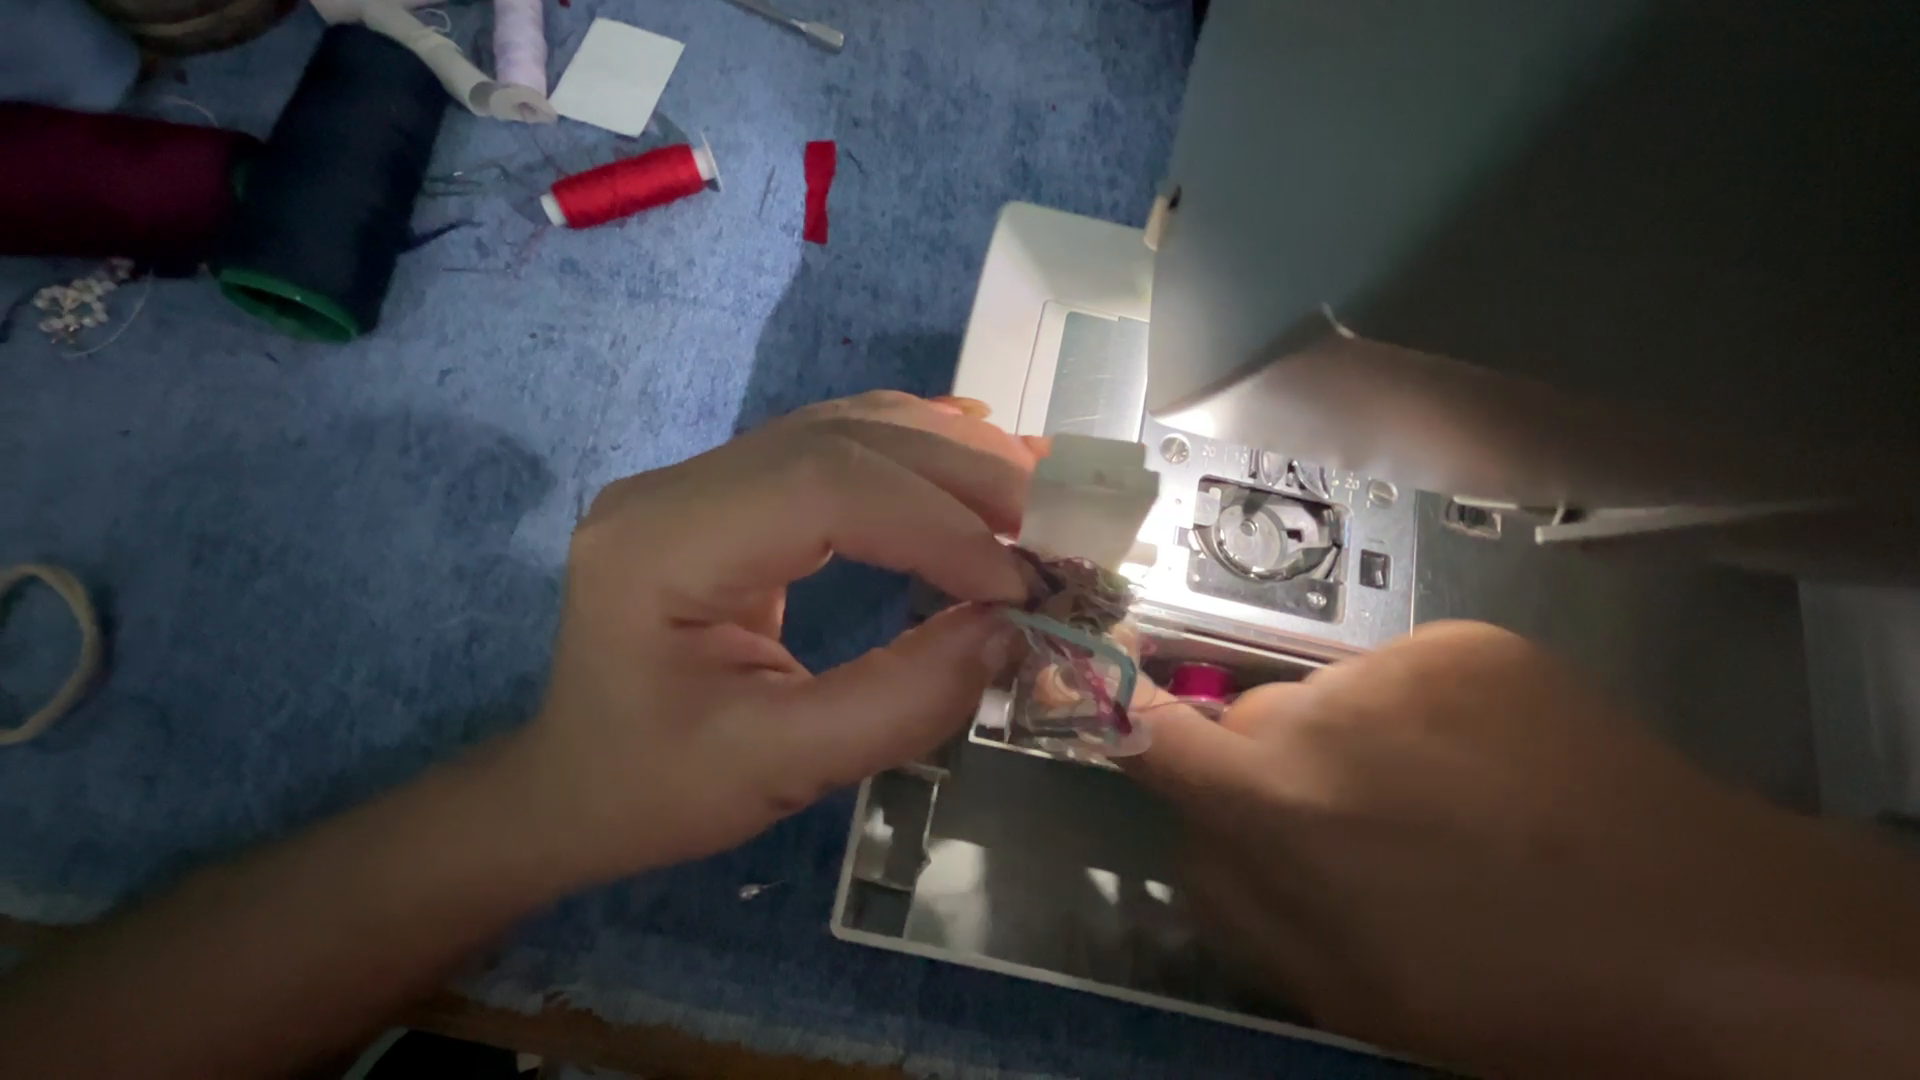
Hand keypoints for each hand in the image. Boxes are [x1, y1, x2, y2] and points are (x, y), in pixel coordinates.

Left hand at [510, 392, 1033, 885]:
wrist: (575, 784)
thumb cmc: (657, 789)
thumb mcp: (779, 769)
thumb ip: (900, 702)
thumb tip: (1009, 630)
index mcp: (661, 547)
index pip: (822, 490)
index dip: (935, 525)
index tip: (1016, 584)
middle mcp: (676, 487)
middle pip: (840, 440)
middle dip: (959, 474)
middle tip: (1050, 518)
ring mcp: (700, 479)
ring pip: (843, 427)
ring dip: (946, 450)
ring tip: (1029, 484)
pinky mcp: (729, 491)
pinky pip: (833, 445)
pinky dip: (913, 449)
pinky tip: (969, 455)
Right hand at [1130, 621, 1919, 1078]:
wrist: (1717, 942)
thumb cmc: (1499, 992)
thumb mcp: (1333, 983)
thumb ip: (1229, 894)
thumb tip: (1190, 825)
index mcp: (1276, 801)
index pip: (1148, 730)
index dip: (1116, 714)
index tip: (1106, 706)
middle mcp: (1321, 709)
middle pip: (1250, 718)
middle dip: (1271, 764)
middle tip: (1342, 823)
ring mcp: (1400, 663)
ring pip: (1327, 695)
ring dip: (1350, 739)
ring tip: (1435, 799)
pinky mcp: (1470, 640)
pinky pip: (1400, 674)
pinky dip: (1417, 713)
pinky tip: (1487, 767)